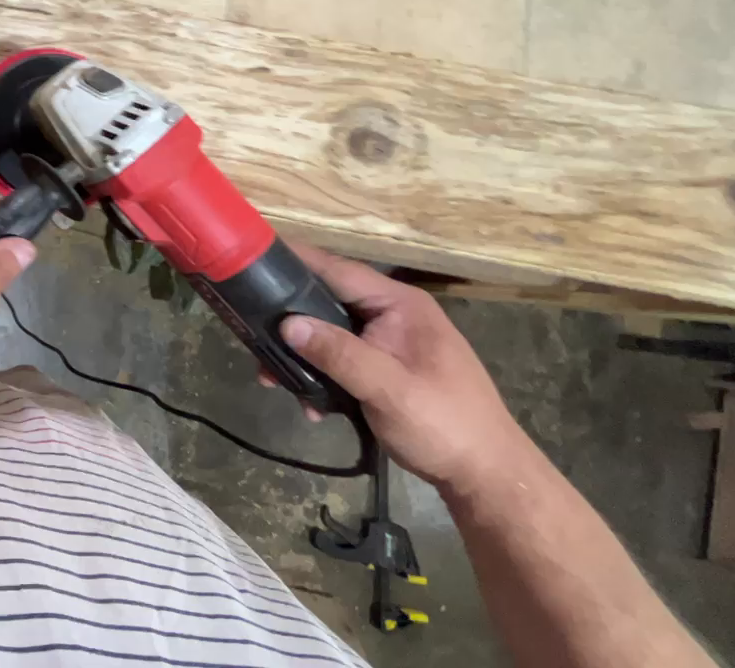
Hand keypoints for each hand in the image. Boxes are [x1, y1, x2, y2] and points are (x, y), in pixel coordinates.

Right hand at [275, 243, 532, 492]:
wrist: (487, 478)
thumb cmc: (445, 426)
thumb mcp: (389, 389)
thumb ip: (338, 353)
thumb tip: (286, 323)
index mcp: (399, 305)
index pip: (337, 269)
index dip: (292, 260)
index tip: (246, 256)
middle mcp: (390, 314)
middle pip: (322, 300)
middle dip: (285, 320)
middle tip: (250, 335)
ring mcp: (384, 340)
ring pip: (323, 332)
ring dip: (296, 355)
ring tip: (272, 380)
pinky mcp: (378, 366)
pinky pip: (333, 358)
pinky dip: (315, 375)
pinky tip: (309, 404)